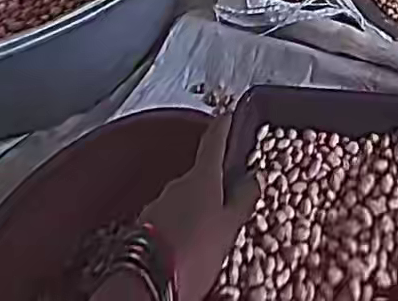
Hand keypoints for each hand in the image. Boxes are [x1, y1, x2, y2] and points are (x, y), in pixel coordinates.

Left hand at [138, 112, 260, 300]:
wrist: (146, 280)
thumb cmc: (194, 250)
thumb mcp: (228, 227)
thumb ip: (242, 199)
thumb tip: (254, 177)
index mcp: (203, 176)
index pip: (214, 140)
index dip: (223, 127)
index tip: (227, 116)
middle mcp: (178, 183)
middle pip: (199, 175)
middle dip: (211, 185)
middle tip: (225, 201)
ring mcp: (158, 203)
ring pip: (182, 199)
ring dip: (194, 210)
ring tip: (206, 233)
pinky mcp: (143, 226)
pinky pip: (168, 219)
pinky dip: (178, 227)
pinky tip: (185, 245)